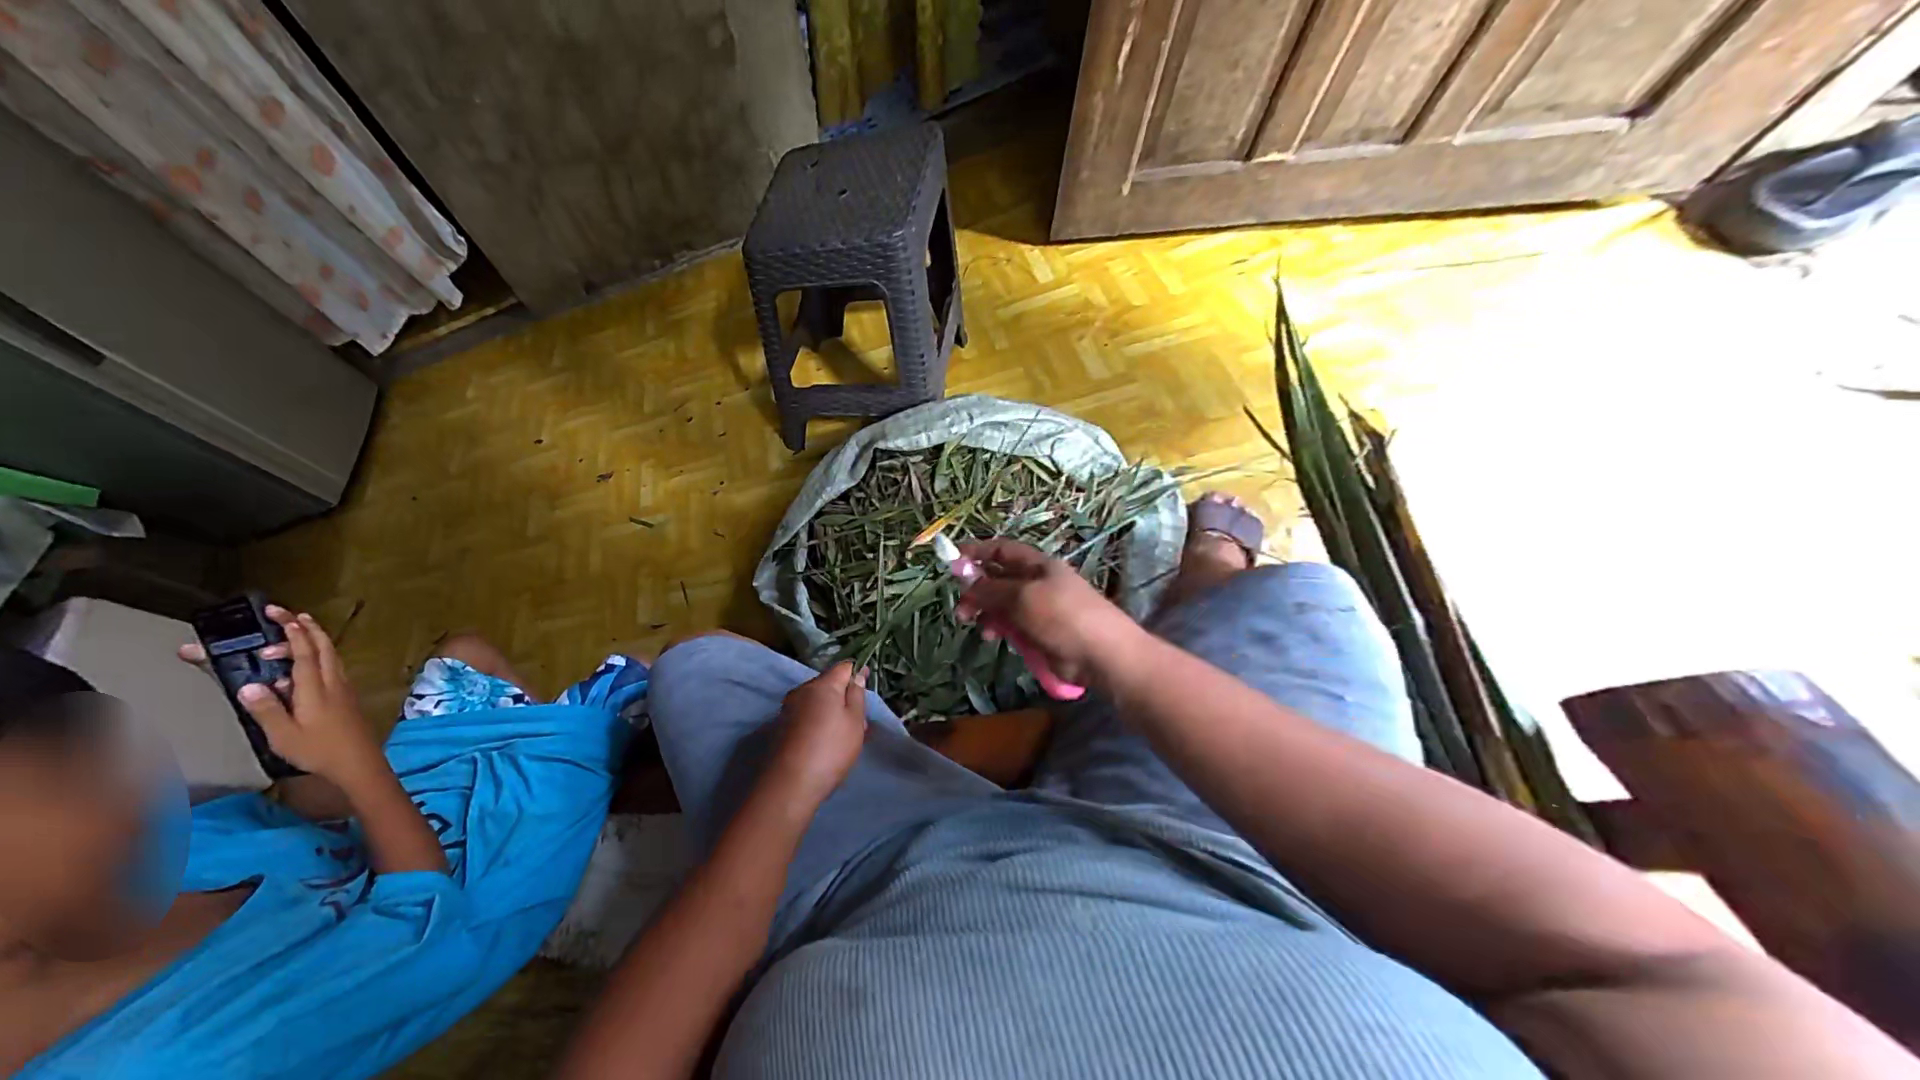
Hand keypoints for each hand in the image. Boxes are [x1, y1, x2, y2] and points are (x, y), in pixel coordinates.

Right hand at [186, 607, 384, 783]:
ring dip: (315, 639)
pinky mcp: (348, 694)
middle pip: (322, 647)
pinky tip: (312, 660)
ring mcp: (344, 687)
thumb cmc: (319, 750)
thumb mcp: (283, 734)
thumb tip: (249, 685)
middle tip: (287, 613)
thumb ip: (266, 709)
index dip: (293, 632)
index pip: (304, 653)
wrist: (359, 761)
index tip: (281, 615)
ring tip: (299, 628)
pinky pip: (333, 666)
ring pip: (331, 655)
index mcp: (316, 688)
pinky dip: (320, 654)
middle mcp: (334, 681)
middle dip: (306, 627)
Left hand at [768, 661, 869, 806]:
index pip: (844, 667)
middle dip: (844, 697)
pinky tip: (824, 744)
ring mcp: (788, 708)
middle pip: (829, 684)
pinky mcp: (781, 726)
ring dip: (831, 712)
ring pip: (817, 701)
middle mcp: (802, 690)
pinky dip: (818, 723)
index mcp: (822, 685)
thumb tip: (857, 673)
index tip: (865, 695)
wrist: (790, 784)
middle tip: (858, 723)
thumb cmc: (831, 749)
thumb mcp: (855, 721)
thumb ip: (857, 695)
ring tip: (842, 737)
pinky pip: (806, 715)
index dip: (857, 675)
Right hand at [953, 539, 1148, 685]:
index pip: (1001, 550)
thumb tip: (966, 581)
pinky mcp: (1041, 632)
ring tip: (975, 624)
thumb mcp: (1022, 597)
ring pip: (1003, 604)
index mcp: (1037, 564)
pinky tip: (994, 637)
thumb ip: (991, 589)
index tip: (952, 562)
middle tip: (961, 607)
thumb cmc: (1062, 616)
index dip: (977, 552)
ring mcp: (1040, 608)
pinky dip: (1000, 627)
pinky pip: (1013, 624)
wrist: (1101, 653)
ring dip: (986, 611)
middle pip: (999, 578)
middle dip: (977, 588)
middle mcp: (1037, 582)